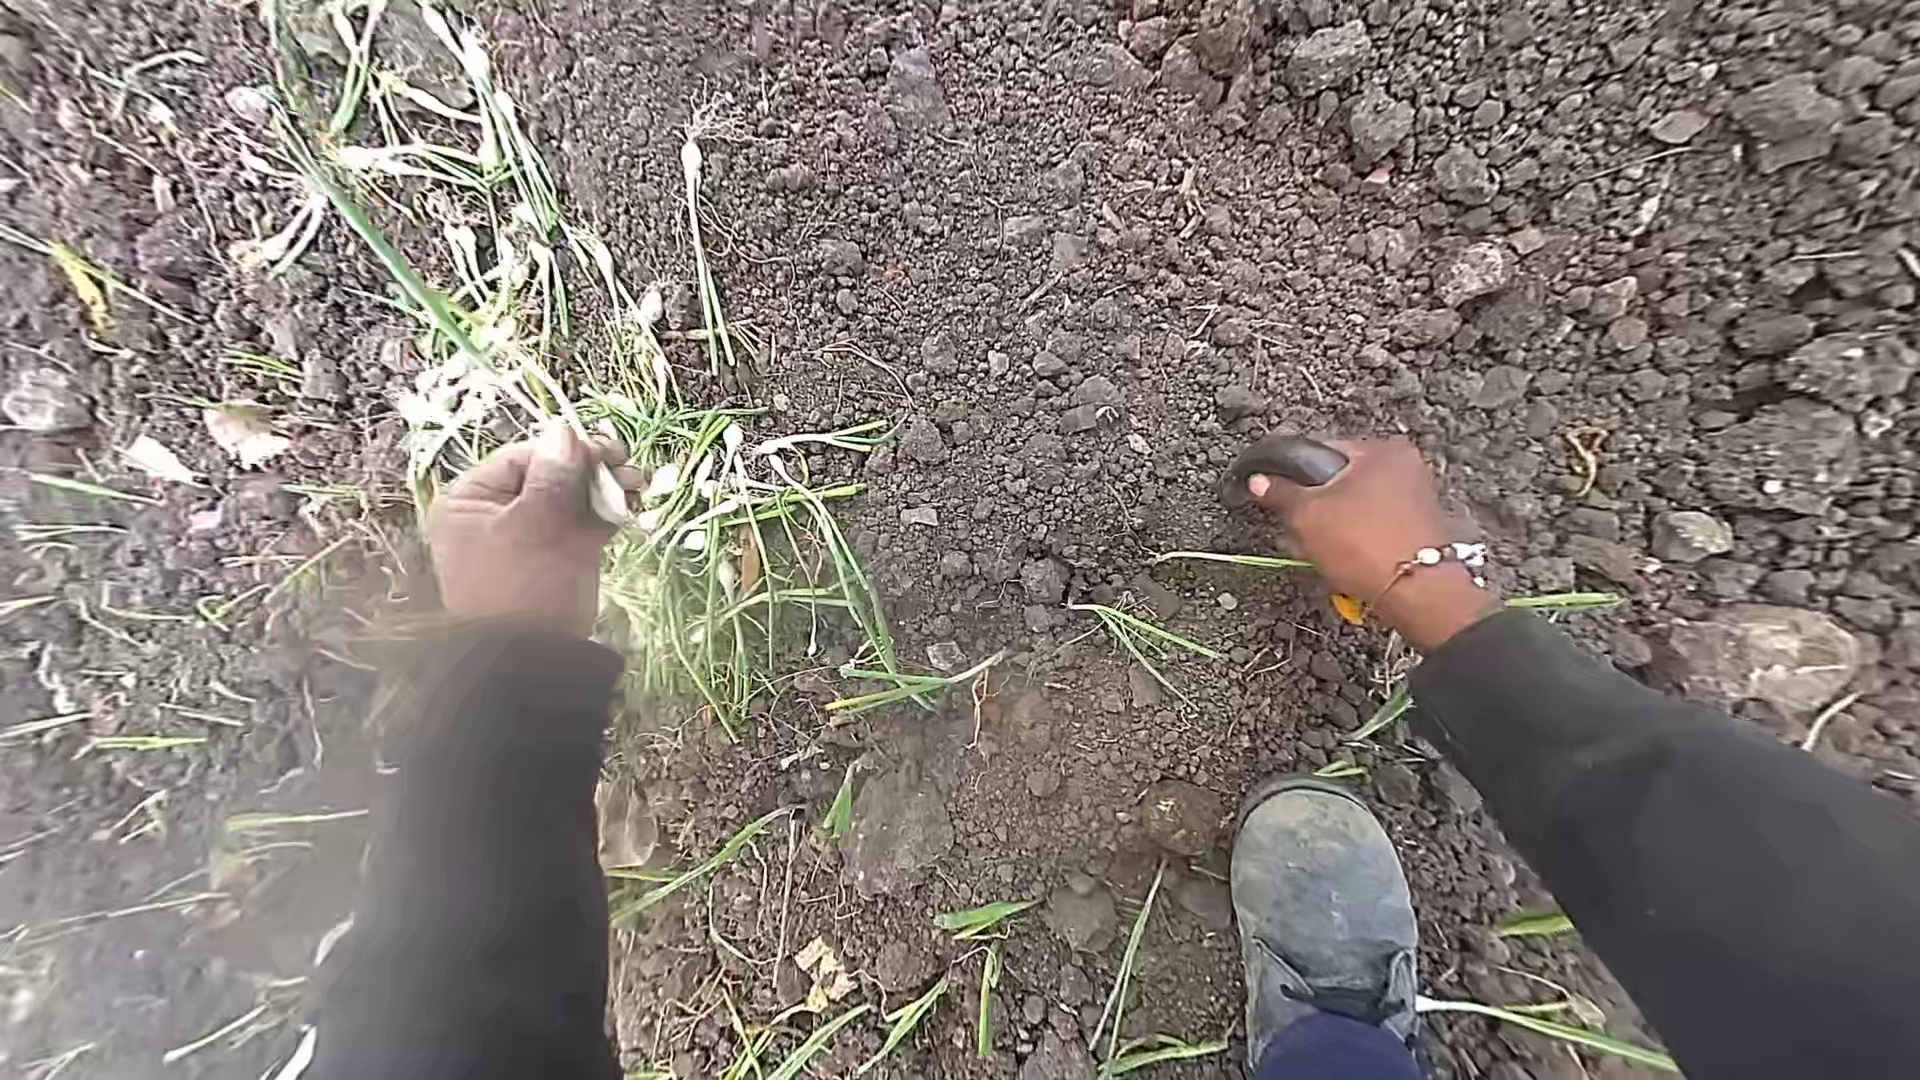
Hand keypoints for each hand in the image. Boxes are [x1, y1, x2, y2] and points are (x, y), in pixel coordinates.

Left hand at [429, 424, 641, 637]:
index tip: (603, 451)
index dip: (565, 450)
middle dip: (593, 467)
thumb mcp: (530, 527)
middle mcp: (508, 509)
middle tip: (625, 464)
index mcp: (477, 499)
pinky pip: (593, 517)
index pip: (526, 457)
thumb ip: (551, 478)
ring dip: (609, 486)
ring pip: (579, 493)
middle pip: (556, 472)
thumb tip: (564, 429)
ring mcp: (542, 528)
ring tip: (638, 484)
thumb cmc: (519, 585)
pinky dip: (613, 508)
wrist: (536, 651)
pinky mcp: (570, 546)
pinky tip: (634, 502)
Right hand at [1244, 438, 1498, 650]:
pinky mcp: (1413, 525)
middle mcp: (1403, 466)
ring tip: (1307, 547)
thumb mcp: (1306, 514)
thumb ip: (1279, 492)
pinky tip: (1330, 555)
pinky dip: (1347, 535)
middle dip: (1308, 505)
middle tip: (1291, 527)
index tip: (1274, 494)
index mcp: (1381, 451)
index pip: (1320, 450)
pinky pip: (1367, 522)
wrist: (1414, 591)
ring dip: (1324, 523)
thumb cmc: (1364, 543)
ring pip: (1349, 504)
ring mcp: (1411, 496)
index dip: (1290, 473)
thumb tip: (1259, 481)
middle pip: (1335, 480)